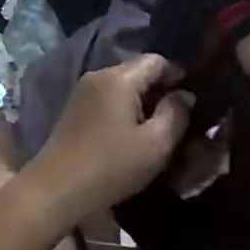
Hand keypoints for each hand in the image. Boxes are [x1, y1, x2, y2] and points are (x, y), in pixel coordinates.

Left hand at [20, 55, 192, 228]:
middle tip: (179, 118)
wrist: (57, 188)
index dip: (178, 75)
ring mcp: (83, 90)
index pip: (156, 60)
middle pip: (138, 71)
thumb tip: (184, 94)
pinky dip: (124, 109)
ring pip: (123, 86)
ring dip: (142, 102)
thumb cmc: (111, 166)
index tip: (193, 100)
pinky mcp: (75, 107)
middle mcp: (99, 75)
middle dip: (160, 90)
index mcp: (119, 77)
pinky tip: (131, 133)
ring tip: (157, 128)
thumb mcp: (155, 144)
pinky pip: (108, 98)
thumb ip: (176, 114)